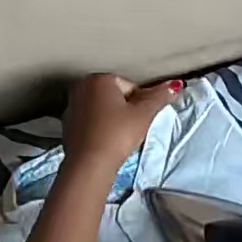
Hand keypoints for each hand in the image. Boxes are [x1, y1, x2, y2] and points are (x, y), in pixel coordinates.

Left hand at [61, 74, 181, 172]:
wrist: (90, 163)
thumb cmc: (118, 133)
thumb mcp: (144, 114)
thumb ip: (160, 97)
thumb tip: (175, 85)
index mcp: (99, 78)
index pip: (130, 86)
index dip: (140, 103)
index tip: (141, 118)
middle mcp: (81, 87)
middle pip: (114, 95)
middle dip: (125, 108)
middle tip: (132, 126)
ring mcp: (71, 105)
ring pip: (101, 107)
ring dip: (112, 117)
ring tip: (119, 135)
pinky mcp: (66, 124)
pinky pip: (90, 120)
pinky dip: (100, 127)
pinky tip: (106, 140)